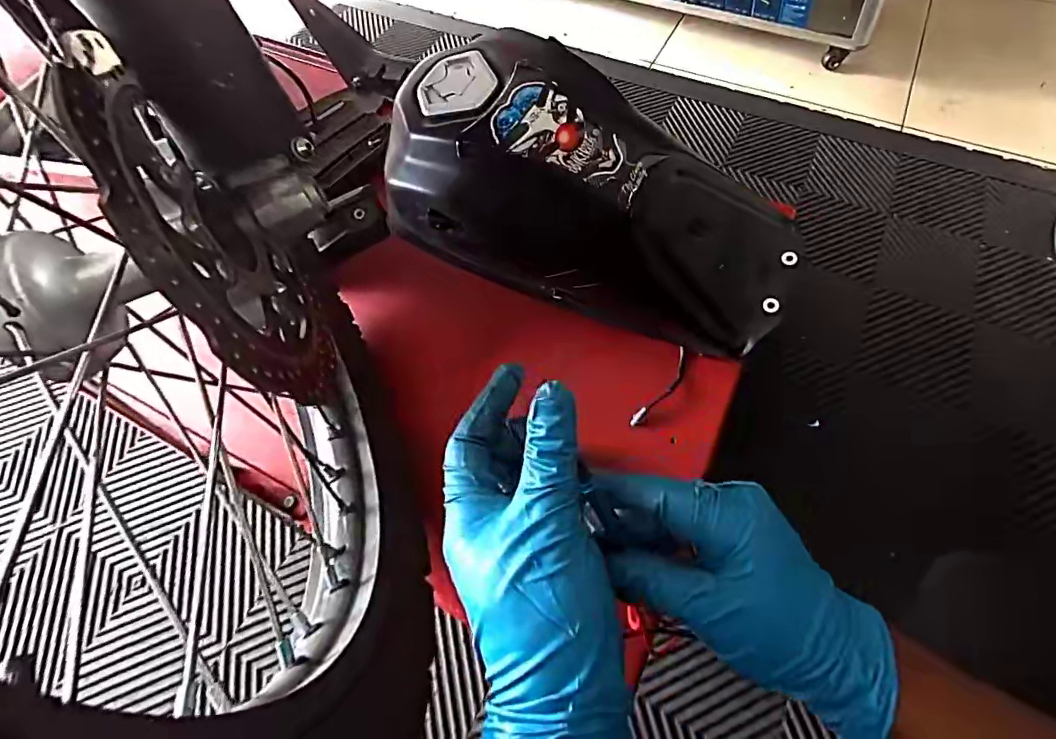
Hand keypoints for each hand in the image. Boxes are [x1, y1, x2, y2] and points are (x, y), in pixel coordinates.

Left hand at [443, 365, 627, 737]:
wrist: (569, 681)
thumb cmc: (539, 618)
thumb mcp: (545, 514)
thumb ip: (549, 450)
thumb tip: (551, 399)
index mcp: (471, 513)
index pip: (469, 440)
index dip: (489, 402)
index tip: (512, 375)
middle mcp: (491, 524)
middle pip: (501, 456)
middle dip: (525, 428)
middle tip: (551, 410)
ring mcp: (521, 538)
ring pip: (530, 476)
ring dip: (551, 454)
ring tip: (571, 444)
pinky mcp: (550, 551)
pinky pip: (555, 499)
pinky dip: (569, 481)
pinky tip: (586, 481)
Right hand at [597, 475, 896, 738]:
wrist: (830, 648)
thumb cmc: (780, 630)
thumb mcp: (707, 608)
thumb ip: (651, 577)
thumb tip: (608, 562)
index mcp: (729, 509)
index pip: (659, 493)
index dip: (616, 493)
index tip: (579, 491)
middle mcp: (733, 498)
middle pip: (664, 502)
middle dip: (626, 521)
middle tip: (586, 538)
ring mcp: (737, 511)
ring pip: (674, 515)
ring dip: (644, 535)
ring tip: (608, 556)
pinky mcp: (737, 527)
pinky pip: (691, 527)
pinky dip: (666, 544)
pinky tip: (642, 562)